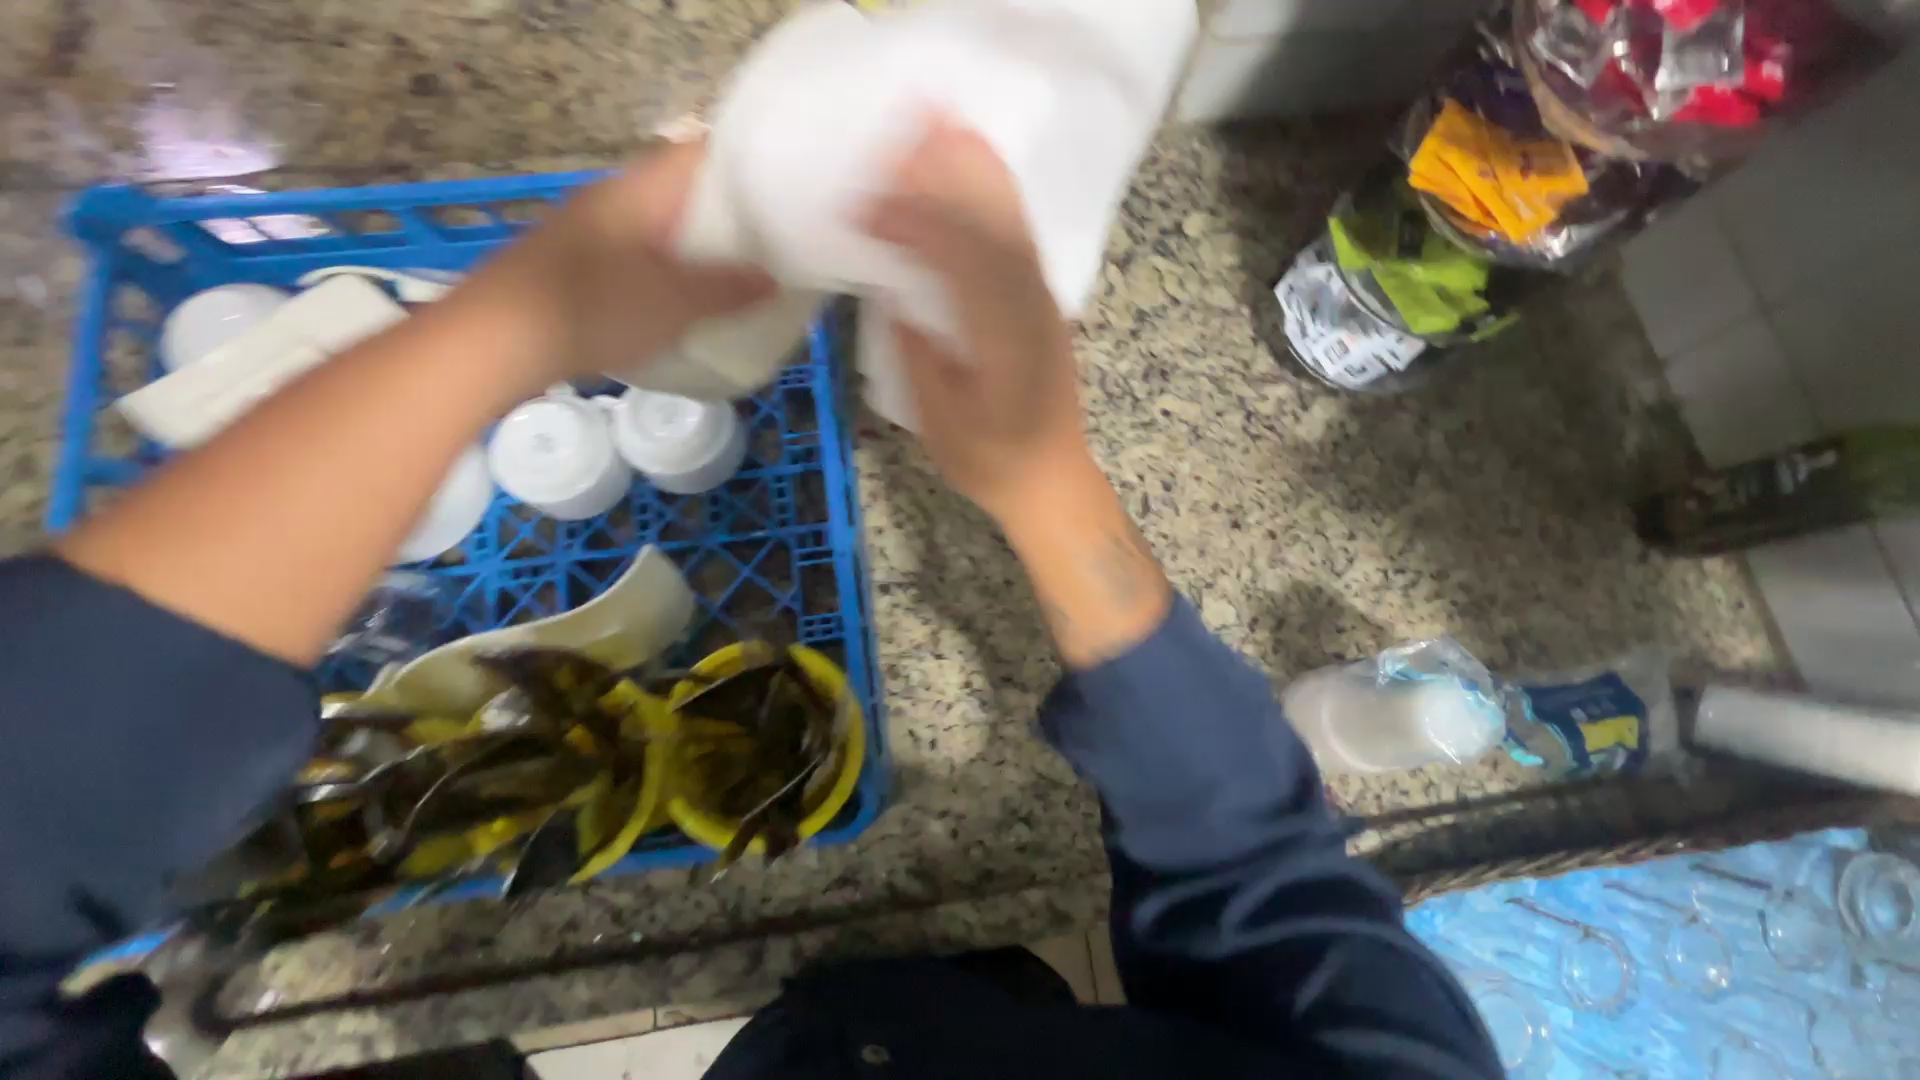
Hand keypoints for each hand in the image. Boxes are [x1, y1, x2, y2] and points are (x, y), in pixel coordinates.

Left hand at [448, 139, 775, 391]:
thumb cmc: (596, 308)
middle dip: (726, 218)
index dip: (743, 166)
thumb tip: (772, 279)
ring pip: (659, 229)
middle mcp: (614, 200)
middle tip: (769, 246)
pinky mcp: (576, 266)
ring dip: (695, 249)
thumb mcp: (675, 303)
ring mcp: (591, 232)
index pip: (699, 153)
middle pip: (682, 194)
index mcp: (641, 192)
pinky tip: (683, 305)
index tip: (781, 194)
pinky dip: (666, 273)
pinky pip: (637, 258)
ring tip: (735, 278)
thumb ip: (728, 289)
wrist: (499, 339)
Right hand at [864, 118, 1092, 523]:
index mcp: (1002, 337)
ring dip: (976, 176)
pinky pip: (1021, 243)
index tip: (869, 208)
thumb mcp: (942, 422)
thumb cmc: (992, 462)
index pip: (960, 260)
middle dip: (949, 177)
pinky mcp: (1044, 306)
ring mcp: (1043, 304)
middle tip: (906, 135)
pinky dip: (998, 203)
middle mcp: (1030, 308)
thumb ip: (921, 356)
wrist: (1051, 480)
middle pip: (991, 226)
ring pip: (1011, 227)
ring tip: (941, 132)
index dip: (916, 223)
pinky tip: (977, 181)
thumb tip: (895, 297)